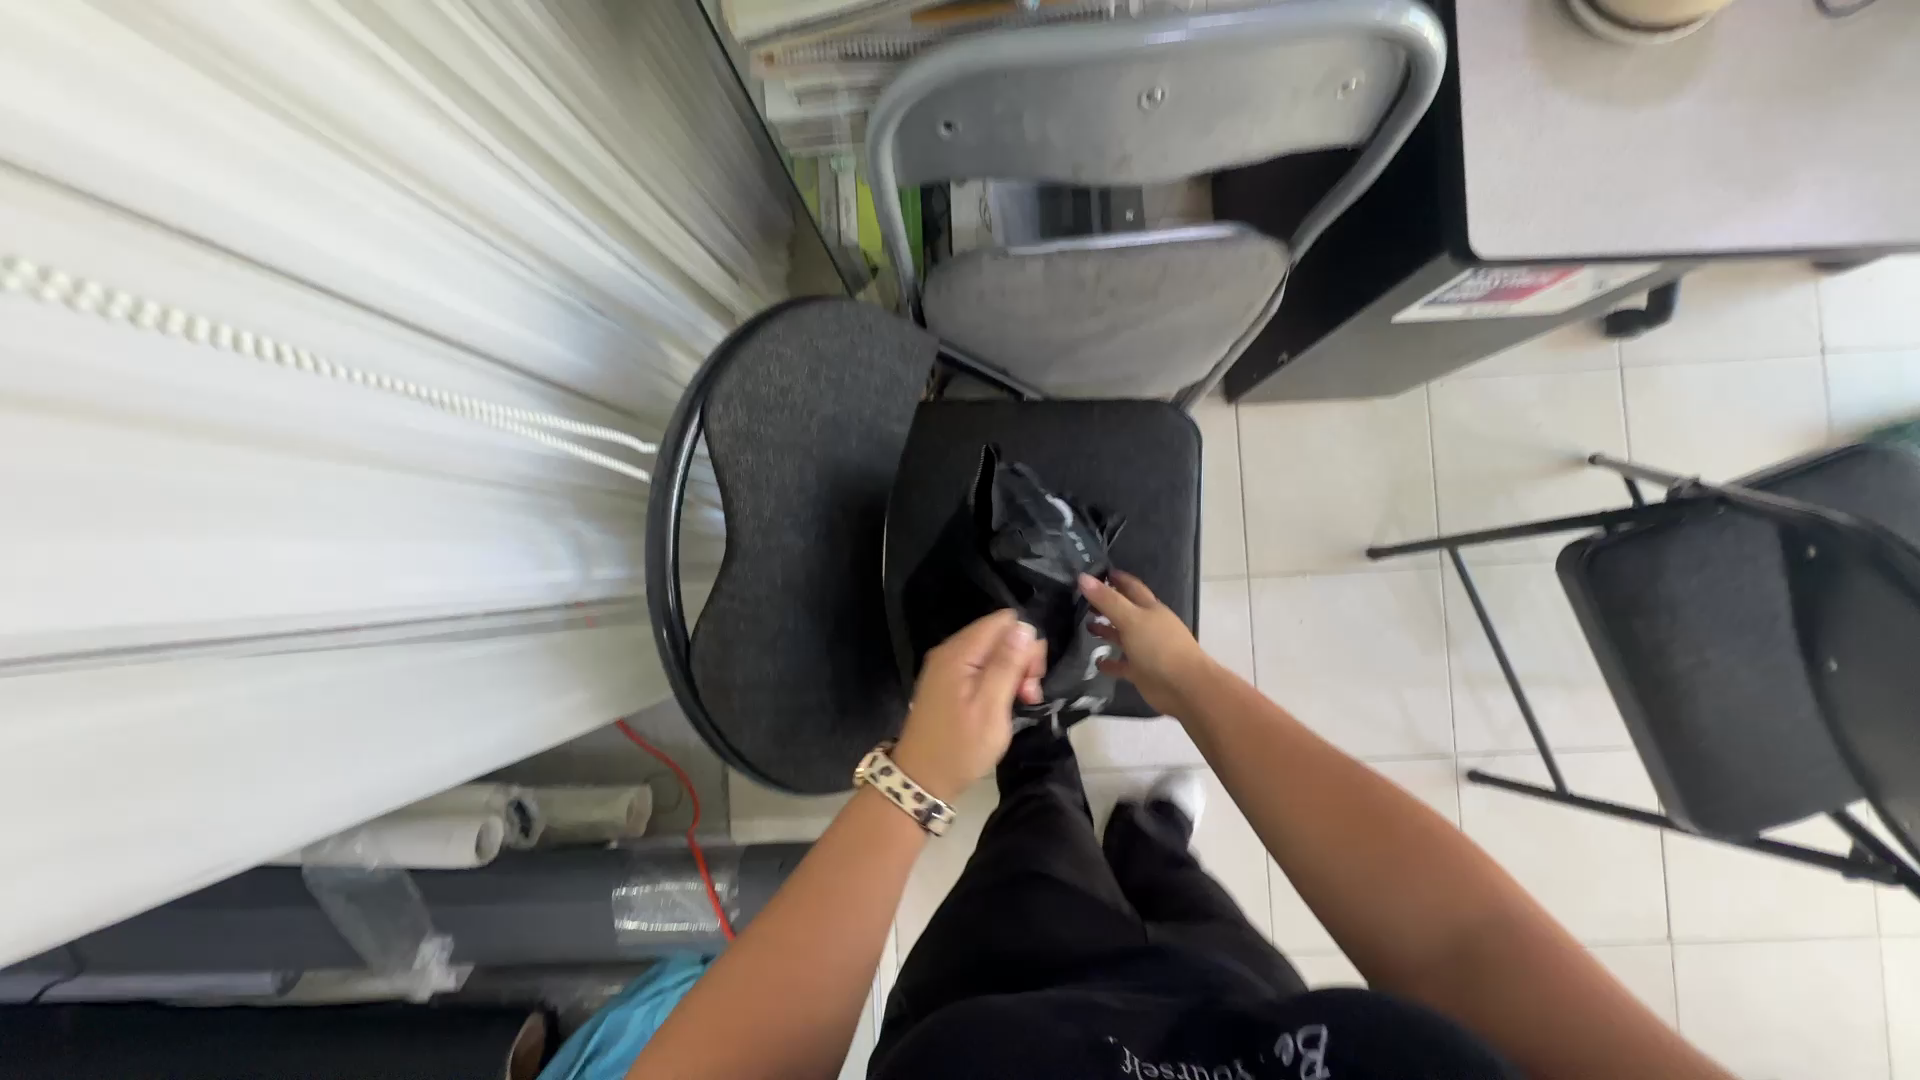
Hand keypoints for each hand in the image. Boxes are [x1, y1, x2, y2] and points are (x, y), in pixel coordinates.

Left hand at [892, 610, 1046, 801]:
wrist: (922, 779)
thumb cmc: (960, 747)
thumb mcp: (991, 707)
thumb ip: (1007, 664)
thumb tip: (1024, 627)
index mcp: (959, 653)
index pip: (1004, 621)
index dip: (1025, 643)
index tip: (1031, 678)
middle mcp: (950, 652)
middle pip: (999, 635)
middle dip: (1021, 660)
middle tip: (1028, 696)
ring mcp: (947, 668)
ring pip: (993, 653)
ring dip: (1012, 674)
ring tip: (1019, 704)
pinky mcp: (948, 683)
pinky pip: (980, 668)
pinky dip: (997, 683)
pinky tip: (1003, 705)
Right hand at [1081, 570, 1215, 716]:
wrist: (1183, 687)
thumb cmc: (1159, 647)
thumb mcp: (1131, 619)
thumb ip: (1107, 600)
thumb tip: (1082, 577)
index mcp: (1149, 609)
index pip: (1131, 587)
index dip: (1116, 579)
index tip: (1097, 572)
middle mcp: (1147, 626)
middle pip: (1124, 611)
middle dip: (1107, 604)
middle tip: (1082, 599)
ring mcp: (1145, 649)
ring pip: (1122, 636)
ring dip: (1106, 631)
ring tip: (1085, 626)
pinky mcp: (1141, 671)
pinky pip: (1121, 664)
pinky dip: (1109, 662)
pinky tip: (1096, 661)